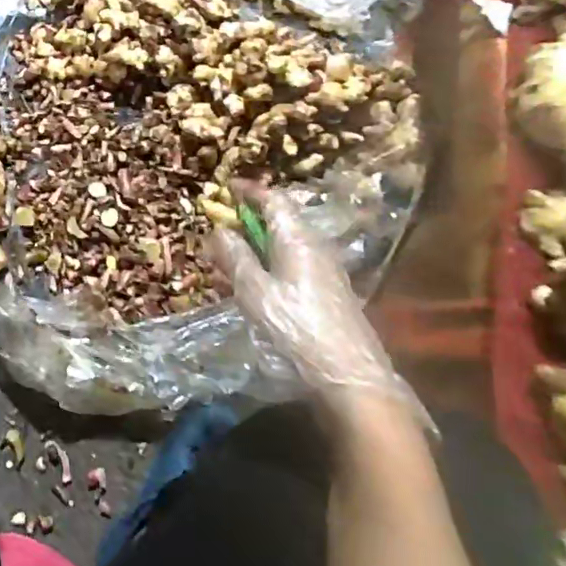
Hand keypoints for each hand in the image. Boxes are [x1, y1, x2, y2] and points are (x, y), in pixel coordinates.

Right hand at [207, 182, 409, 406]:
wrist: (349, 377)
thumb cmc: (296, 328)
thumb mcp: (254, 291)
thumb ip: (235, 257)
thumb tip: (220, 229)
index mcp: (297, 239)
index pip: (274, 200)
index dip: (249, 191)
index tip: (226, 188)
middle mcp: (314, 248)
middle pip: (278, 222)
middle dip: (246, 223)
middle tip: (216, 232)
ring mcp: (323, 271)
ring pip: (282, 246)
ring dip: (252, 248)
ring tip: (223, 263)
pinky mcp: (325, 293)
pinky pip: (289, 266)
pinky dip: (265, 267)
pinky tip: (248, 288)